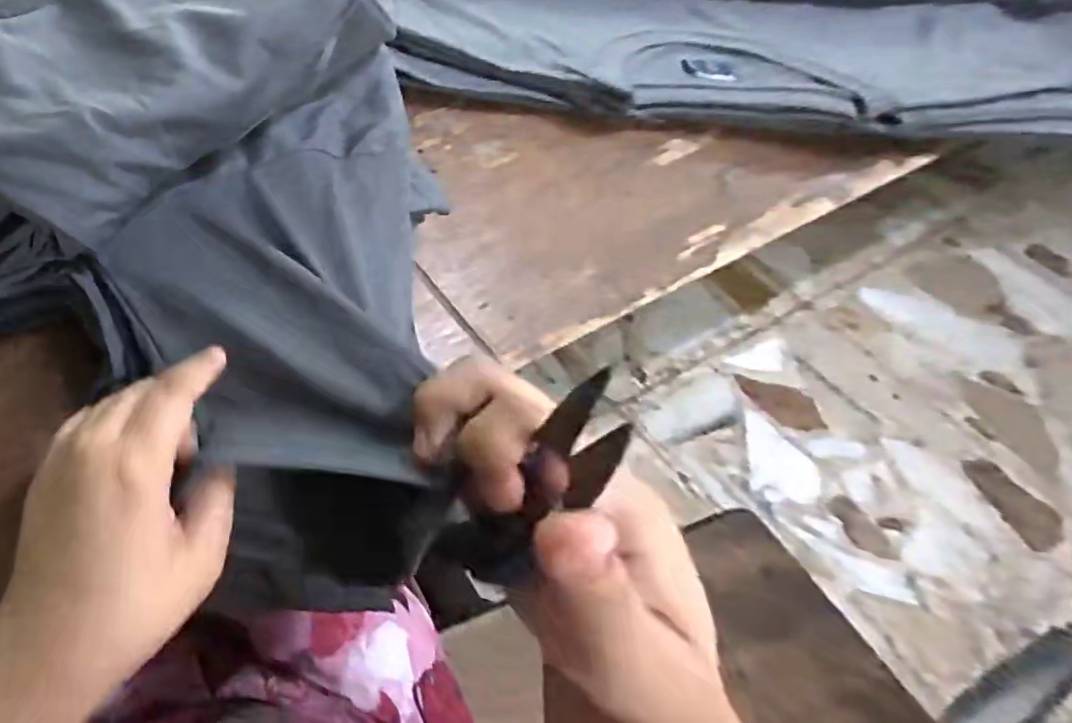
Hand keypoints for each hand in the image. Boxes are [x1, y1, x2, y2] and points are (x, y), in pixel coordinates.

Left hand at [0, 349, 236, 722]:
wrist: (49, 641)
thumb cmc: (132, 606)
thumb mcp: (198, 561)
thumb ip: (217, 496)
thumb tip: (215, 459)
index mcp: (133, 461)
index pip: (170, 393)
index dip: (196, 370)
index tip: (217, 354)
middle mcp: (93, 440)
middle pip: (141, 391)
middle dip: (173, 401)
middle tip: (189, 455)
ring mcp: (62, 448)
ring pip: (112, 401)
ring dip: (143, 410)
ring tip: (157, 463)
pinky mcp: (44, 462)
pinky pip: (87, 418)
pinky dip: (113, 420)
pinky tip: (122, 456)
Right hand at [414, 364, 738, 722]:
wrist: (624, 687)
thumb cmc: (639, 677)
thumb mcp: (634, 660)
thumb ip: (603, 597)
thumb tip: (570, 525)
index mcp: (613, 488)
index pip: (540, 418)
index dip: (494, 444)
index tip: (494, 507)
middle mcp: (571, 456)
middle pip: (495, 385)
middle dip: (454, 419)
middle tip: (453, 481)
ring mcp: (534, 460)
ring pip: (469, 391)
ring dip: (437, 418)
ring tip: (433, 469)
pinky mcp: (503, 473)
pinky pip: (456, 421)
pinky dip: (432, 434)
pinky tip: (433, 478)